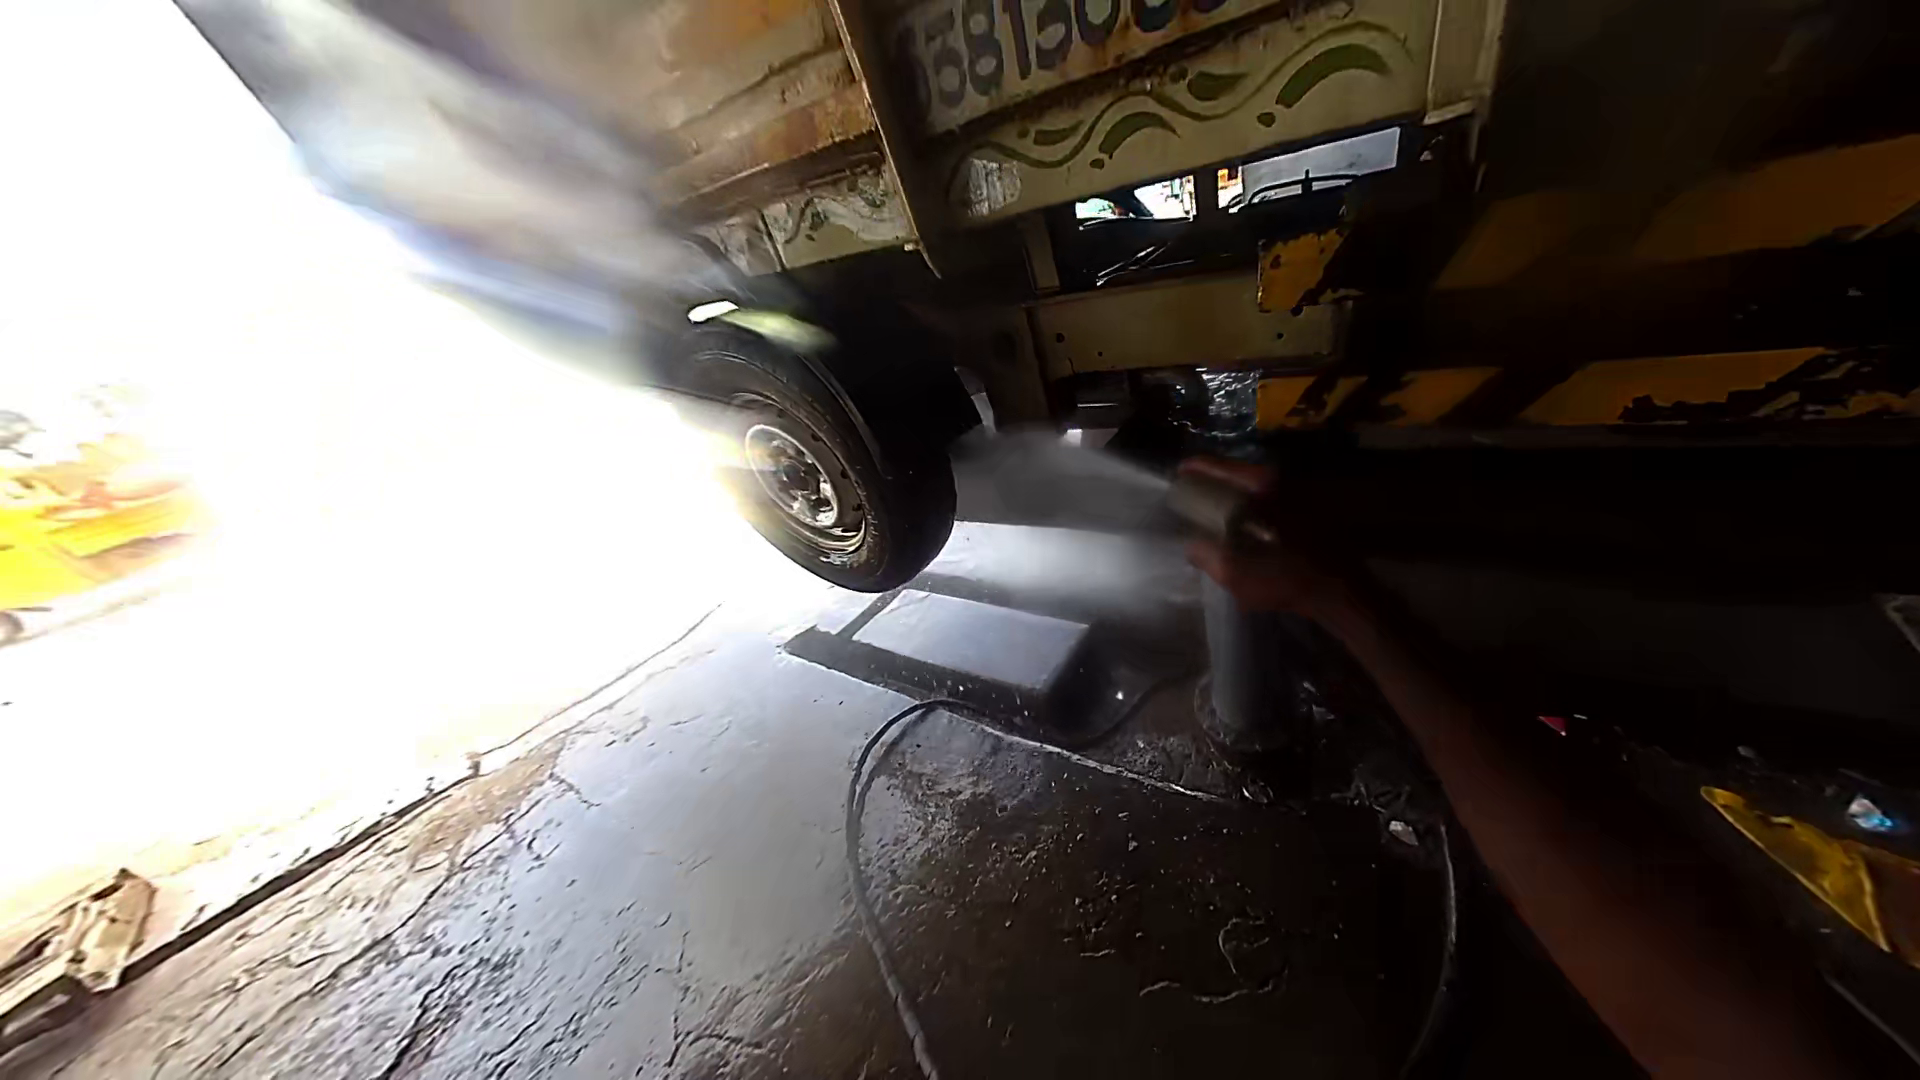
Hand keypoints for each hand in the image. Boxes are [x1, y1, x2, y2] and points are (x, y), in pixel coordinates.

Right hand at [1180, 457, 1353, 616]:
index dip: (1193, 468)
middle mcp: (1279, 481)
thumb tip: (1191, 545)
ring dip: (1232, 492)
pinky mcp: (1308, 507)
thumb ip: (1205, 555)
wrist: (1339, 591)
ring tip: (1212, 505)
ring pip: (1253, 484)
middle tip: (1192, 491)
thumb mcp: (1233, 574)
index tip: (1178, 474)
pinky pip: (1268, 496)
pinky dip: (1250, 502)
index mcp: (1258, 487)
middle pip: (1235, 472)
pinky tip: (1241, 519)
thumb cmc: (1284, 578)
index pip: (1216, 466)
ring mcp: (1297, 492)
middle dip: (1211, 480)